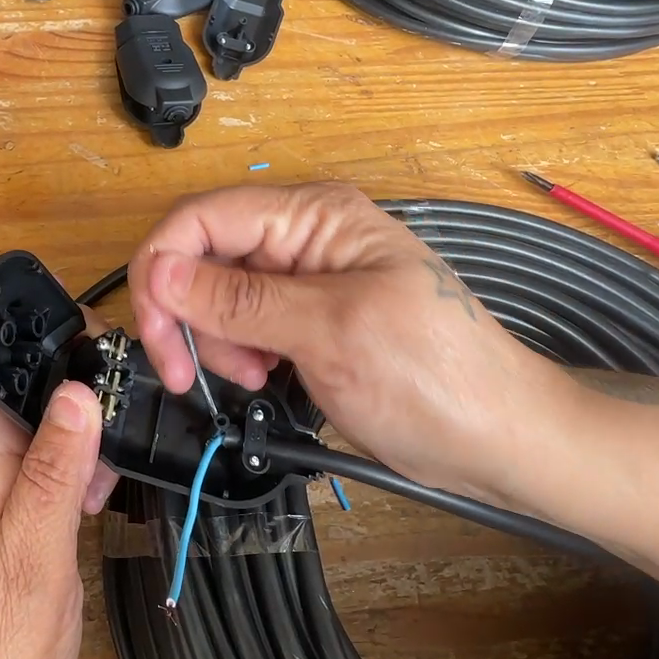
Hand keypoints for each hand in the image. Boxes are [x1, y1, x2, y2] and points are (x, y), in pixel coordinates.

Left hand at [0, 324, 117, 658]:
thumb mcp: (29, 555)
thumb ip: (51, 474)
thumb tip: (77, 394)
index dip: (5, 323)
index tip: (55, 302)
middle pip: (16, 378)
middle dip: (63, 358)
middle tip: (118, 360)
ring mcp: (4, 482)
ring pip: (41, 414)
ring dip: (79, 407)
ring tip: (120, 423)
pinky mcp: (22, 507)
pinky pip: (52, 455)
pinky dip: (82, 451)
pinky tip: (103, 474)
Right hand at [127, 183, 564, 500]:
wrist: (503, 442)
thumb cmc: (434, 379)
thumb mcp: (332, 333)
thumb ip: (240, 300)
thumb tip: (160, 272)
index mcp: (312, 216)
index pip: (202, 218)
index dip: (163, 267)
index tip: (155, 332)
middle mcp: (299, 235)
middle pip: (199, 255)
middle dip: (186, 312)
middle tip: (188, 371)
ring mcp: (299, 276)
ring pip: (210, 292)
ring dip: (212, 338)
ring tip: (252, 376)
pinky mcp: (300, 315)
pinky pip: (237, 320)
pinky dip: (233, 350)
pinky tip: (262, 375)